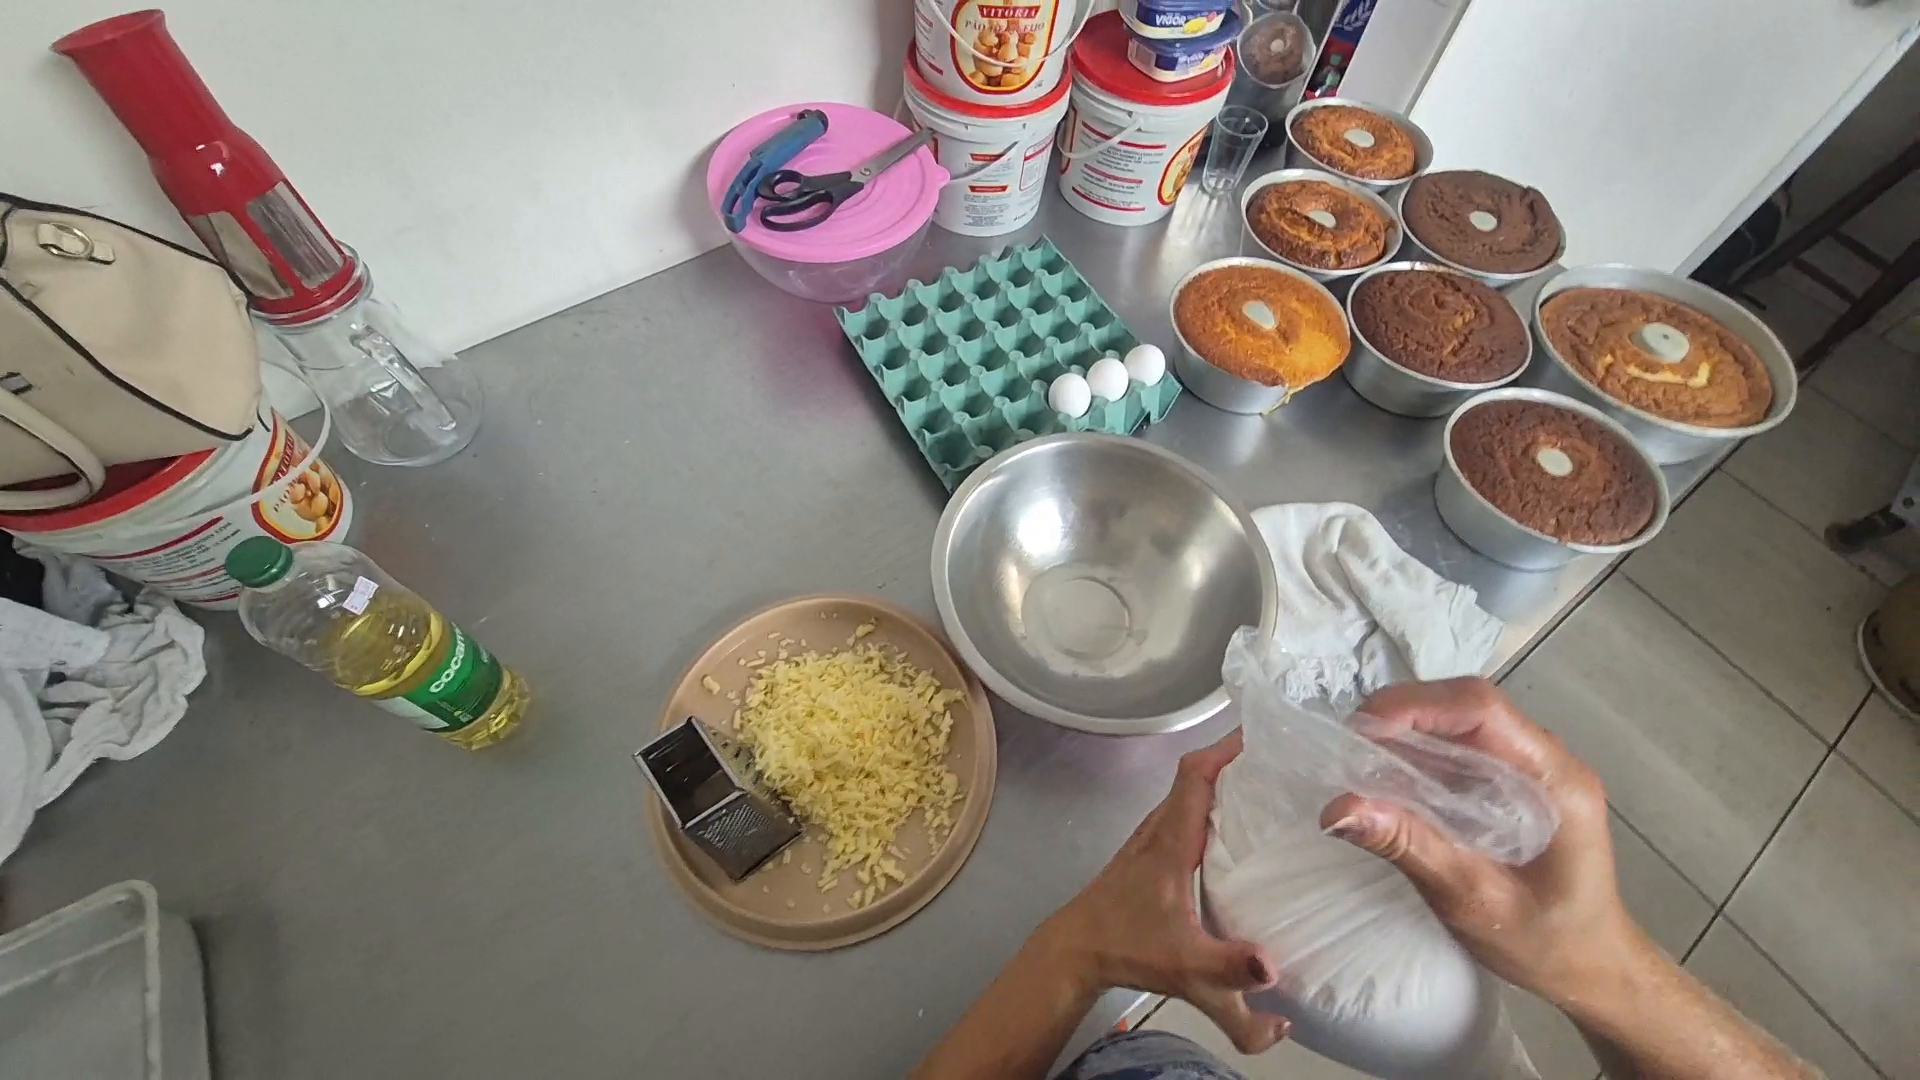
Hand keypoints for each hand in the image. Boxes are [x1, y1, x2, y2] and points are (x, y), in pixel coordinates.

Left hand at [1043, 731, 1292, 1053]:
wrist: (1079, 948)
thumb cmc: (1128, 949)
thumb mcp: (1186, 970)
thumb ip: (1231, 970)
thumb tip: (1275, 968)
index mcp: (1171, 842)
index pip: (1195, 776)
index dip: (1225, 749)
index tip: (1263, 736)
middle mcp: (1160, 828)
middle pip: (1196, 775)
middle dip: (1235, 759)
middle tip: (1282, 759)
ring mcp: (1152, 836)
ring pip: (1188, 792)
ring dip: (1223, 779)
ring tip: (1269, 783)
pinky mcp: (1151, 850)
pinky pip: (1184, 810)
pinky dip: (1210, 801)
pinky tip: (1237, 822)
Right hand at [1319, 678, 1652, 1005]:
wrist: (1590, 967)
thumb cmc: (1545, 941)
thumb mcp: (1473, 900)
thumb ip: (1409, 847)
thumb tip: (1336, 808)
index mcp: (1555, 780)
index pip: (1482, 709)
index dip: (1415, 707)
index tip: (1361, 734)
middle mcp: (1543, 757)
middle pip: (1462, 703)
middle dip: (1397, 715)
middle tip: (1347, 750)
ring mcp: (1523, 762)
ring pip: (1451, 716)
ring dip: (1398, 730)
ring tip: (1357, 764)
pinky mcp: (1503, 773)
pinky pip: (1450, 741)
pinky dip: (1408, 748)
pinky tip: (1383, 777)